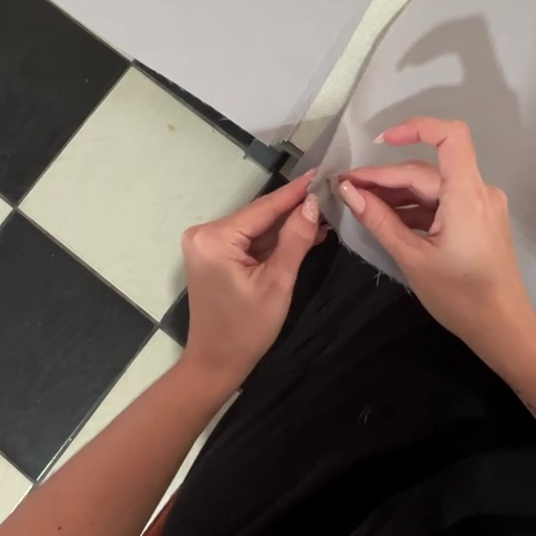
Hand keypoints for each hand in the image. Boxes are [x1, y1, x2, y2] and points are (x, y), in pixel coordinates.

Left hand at [177, 170, 325, 392]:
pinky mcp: (213, 254)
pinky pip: (248, 241)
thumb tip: (313, 203)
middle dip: (294, 210)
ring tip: (325, 215)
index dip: (295, 192)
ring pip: (256, 228)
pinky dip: (273, 241)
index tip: (322, 172)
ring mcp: (206, 243)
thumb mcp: (277, 283)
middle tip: (330, 194)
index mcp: (215, 238)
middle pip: (259, 216)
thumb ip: (295, 240)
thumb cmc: (246, 329)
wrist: (216, 363)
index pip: (263, 208)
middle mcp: (204, 233)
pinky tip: (303, 233)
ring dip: (286, 226)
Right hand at [337, 117, 535, 348]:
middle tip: (346, 188)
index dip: (416, 128)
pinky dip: (413, 207)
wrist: (503, 328)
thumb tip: (348, 191)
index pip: (450, 137)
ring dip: (396, 193)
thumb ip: (379, 220)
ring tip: (359, 203)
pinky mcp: (477, 221)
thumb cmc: (460, 296)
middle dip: (385, 177)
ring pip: (431, 187)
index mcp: (466, 194)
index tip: (380, 141)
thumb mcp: (412, 258)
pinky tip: (385, 218)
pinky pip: (440, 203)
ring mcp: (479, 206)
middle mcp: (478, 192)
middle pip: (427, 169)